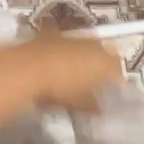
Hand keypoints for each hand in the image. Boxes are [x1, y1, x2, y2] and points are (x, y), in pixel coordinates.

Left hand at [0, 35, 122, 111]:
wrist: (27, 68)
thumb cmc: (61, 88)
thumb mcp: (80, 103)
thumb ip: (93, 104)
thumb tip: (99, 108)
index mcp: (105, 59)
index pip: (117, 69)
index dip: (114, 82)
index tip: (110, 94)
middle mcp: (92, 43)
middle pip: (101, 55)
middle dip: (98, 68)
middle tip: (93, 84)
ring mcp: (71, 37)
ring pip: (82, 48)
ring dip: (80, 59)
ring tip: (73, 75)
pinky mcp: (51, 34)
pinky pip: (63, 46)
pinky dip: (62, 55)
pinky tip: (55, 67)